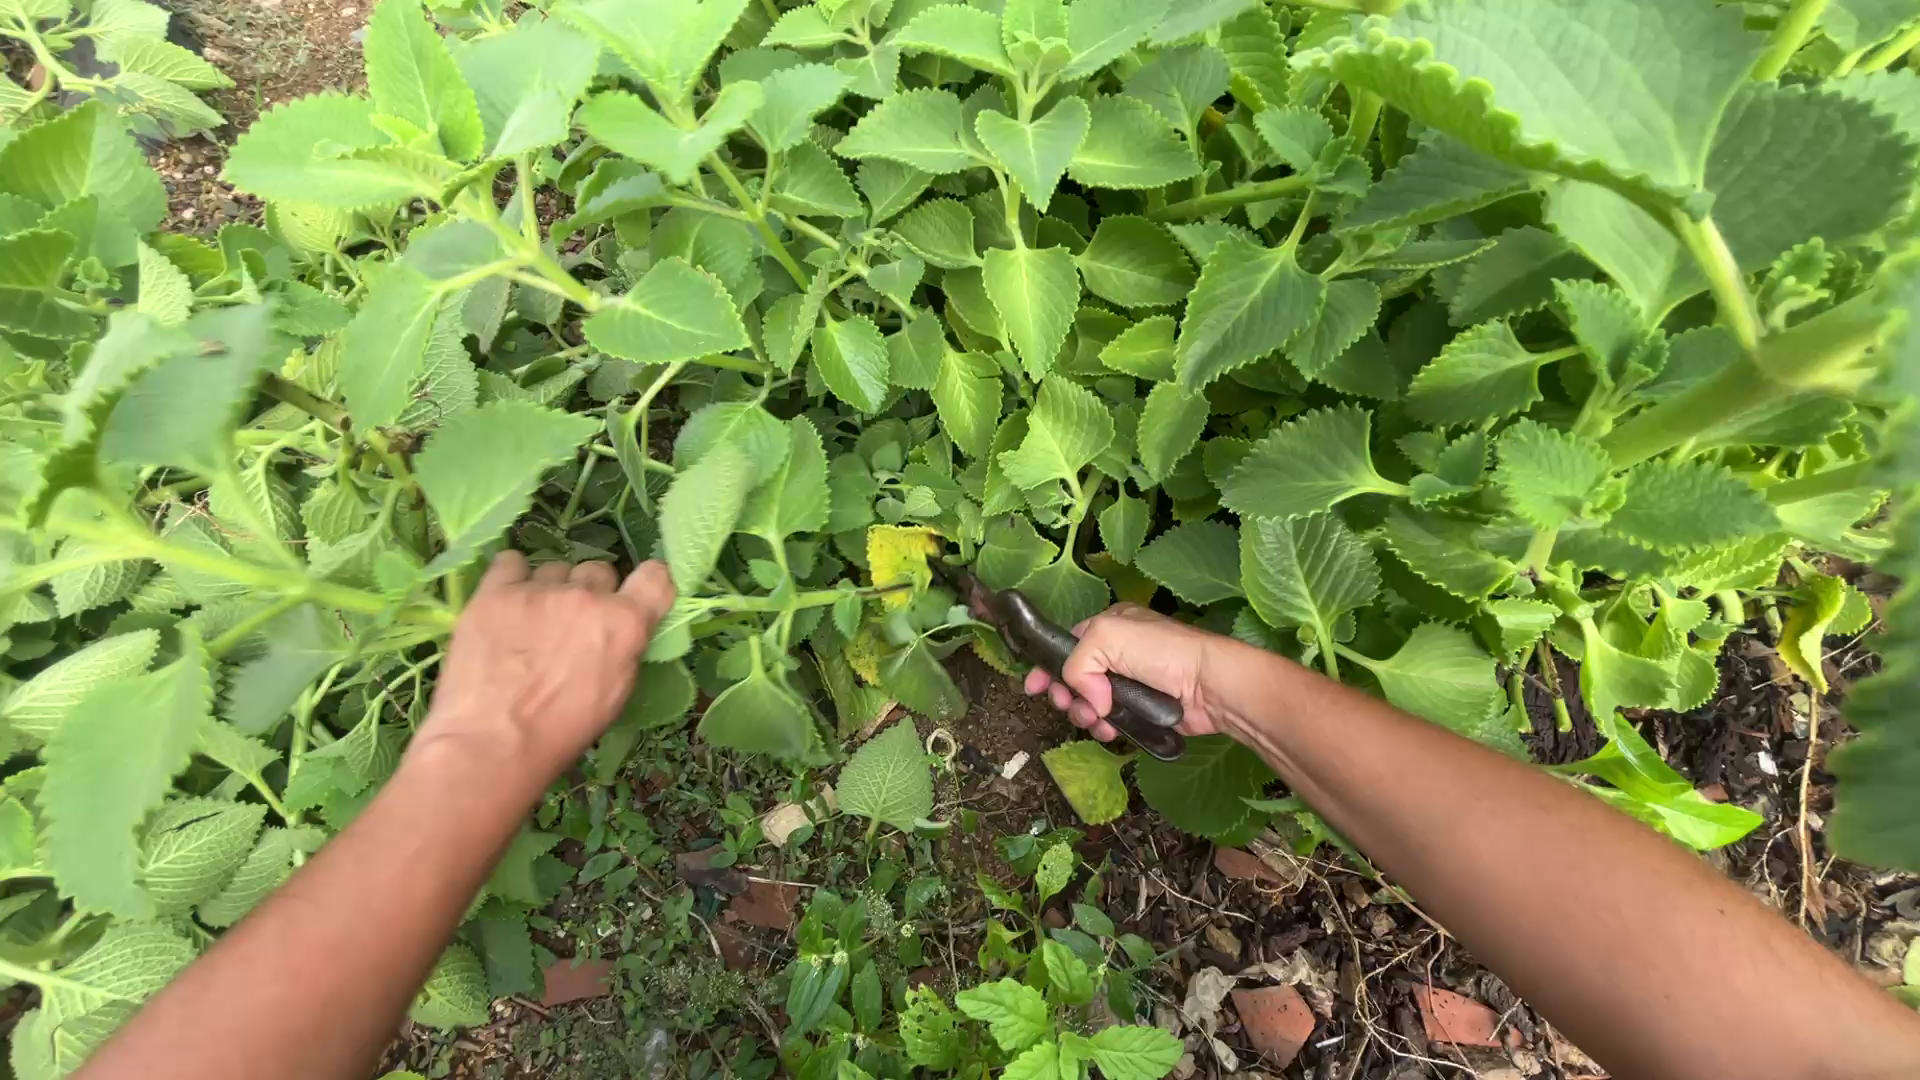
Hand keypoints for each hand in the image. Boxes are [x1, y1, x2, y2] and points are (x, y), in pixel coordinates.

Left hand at [413, 552, 675, 791]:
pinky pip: (511, 562)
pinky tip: (508, 600)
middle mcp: (587, 596)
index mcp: (625, 621)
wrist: (492, 743)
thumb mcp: (617, 690)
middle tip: (575, 623)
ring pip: (556, 569)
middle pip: (600, 570)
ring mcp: (539, 590)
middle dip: (593, 592)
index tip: (637, 595)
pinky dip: (513, 576)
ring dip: (553, 588)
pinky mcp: (495, 592)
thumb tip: (622, 629)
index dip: (648, 584)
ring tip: (534, 621)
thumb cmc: (563, 728)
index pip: (655, 575)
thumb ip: (626, 646)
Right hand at [1023, 603, 1237, 741]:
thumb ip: (1077, 662)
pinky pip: (1110, 721)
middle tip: (1071, 706)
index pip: (1067, 645)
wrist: (1210, 685)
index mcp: (1109, 626)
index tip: (1033, 687)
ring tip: (1096, 720)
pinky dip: (1105, 728)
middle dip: (1067, 694)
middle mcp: (1118, 653)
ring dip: (1085, 715)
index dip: (1047, 666)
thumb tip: (1086, 697)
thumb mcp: (1106, 637)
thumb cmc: (1161, 652)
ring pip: (1089, 703)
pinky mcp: (1141, 710)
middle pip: (1074, 677)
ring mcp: (1129, 683)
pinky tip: (1110, 732)